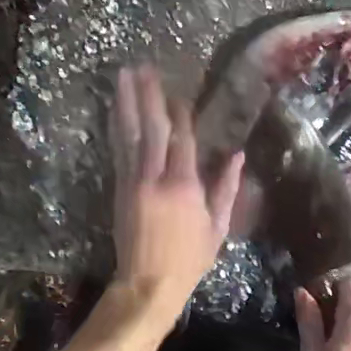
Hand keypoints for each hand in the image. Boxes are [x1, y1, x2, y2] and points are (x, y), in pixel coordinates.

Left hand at [110, 65, 244, 313]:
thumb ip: (225, 189)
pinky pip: (118, 152)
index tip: (180, 93)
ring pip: (129, 135)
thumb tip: (236, 156)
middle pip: (151, 128)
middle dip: (148, 96)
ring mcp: (133, 182)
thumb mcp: (217, 227)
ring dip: (125, 103)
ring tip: (123, 76)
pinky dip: (116, 129)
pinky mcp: (120, 190)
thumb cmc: (190, 259)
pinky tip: (114, 112)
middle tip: (144, 67)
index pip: (182, 139)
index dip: (181, 113)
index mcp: (184, 186)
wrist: (148, 283)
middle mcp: (155, 177)